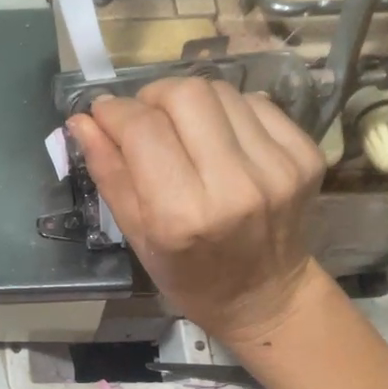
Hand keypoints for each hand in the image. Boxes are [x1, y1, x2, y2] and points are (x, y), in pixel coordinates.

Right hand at [67, 77, 327, 347]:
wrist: (264, 296)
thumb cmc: (188, 275)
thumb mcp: (136, 235)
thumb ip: (109, 174)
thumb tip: (81, 121)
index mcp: (180, 216)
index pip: (143, 130)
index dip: (115, 112)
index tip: (103, 114)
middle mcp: (233, 186)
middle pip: (186, 95)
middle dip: (153, 96)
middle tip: (144, 118)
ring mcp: (276, 168)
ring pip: (221, 92)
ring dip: (189, 102)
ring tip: (181, 129)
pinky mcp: (306, 156)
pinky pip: (257, 104)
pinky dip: (228, 112)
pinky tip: (219, 139)